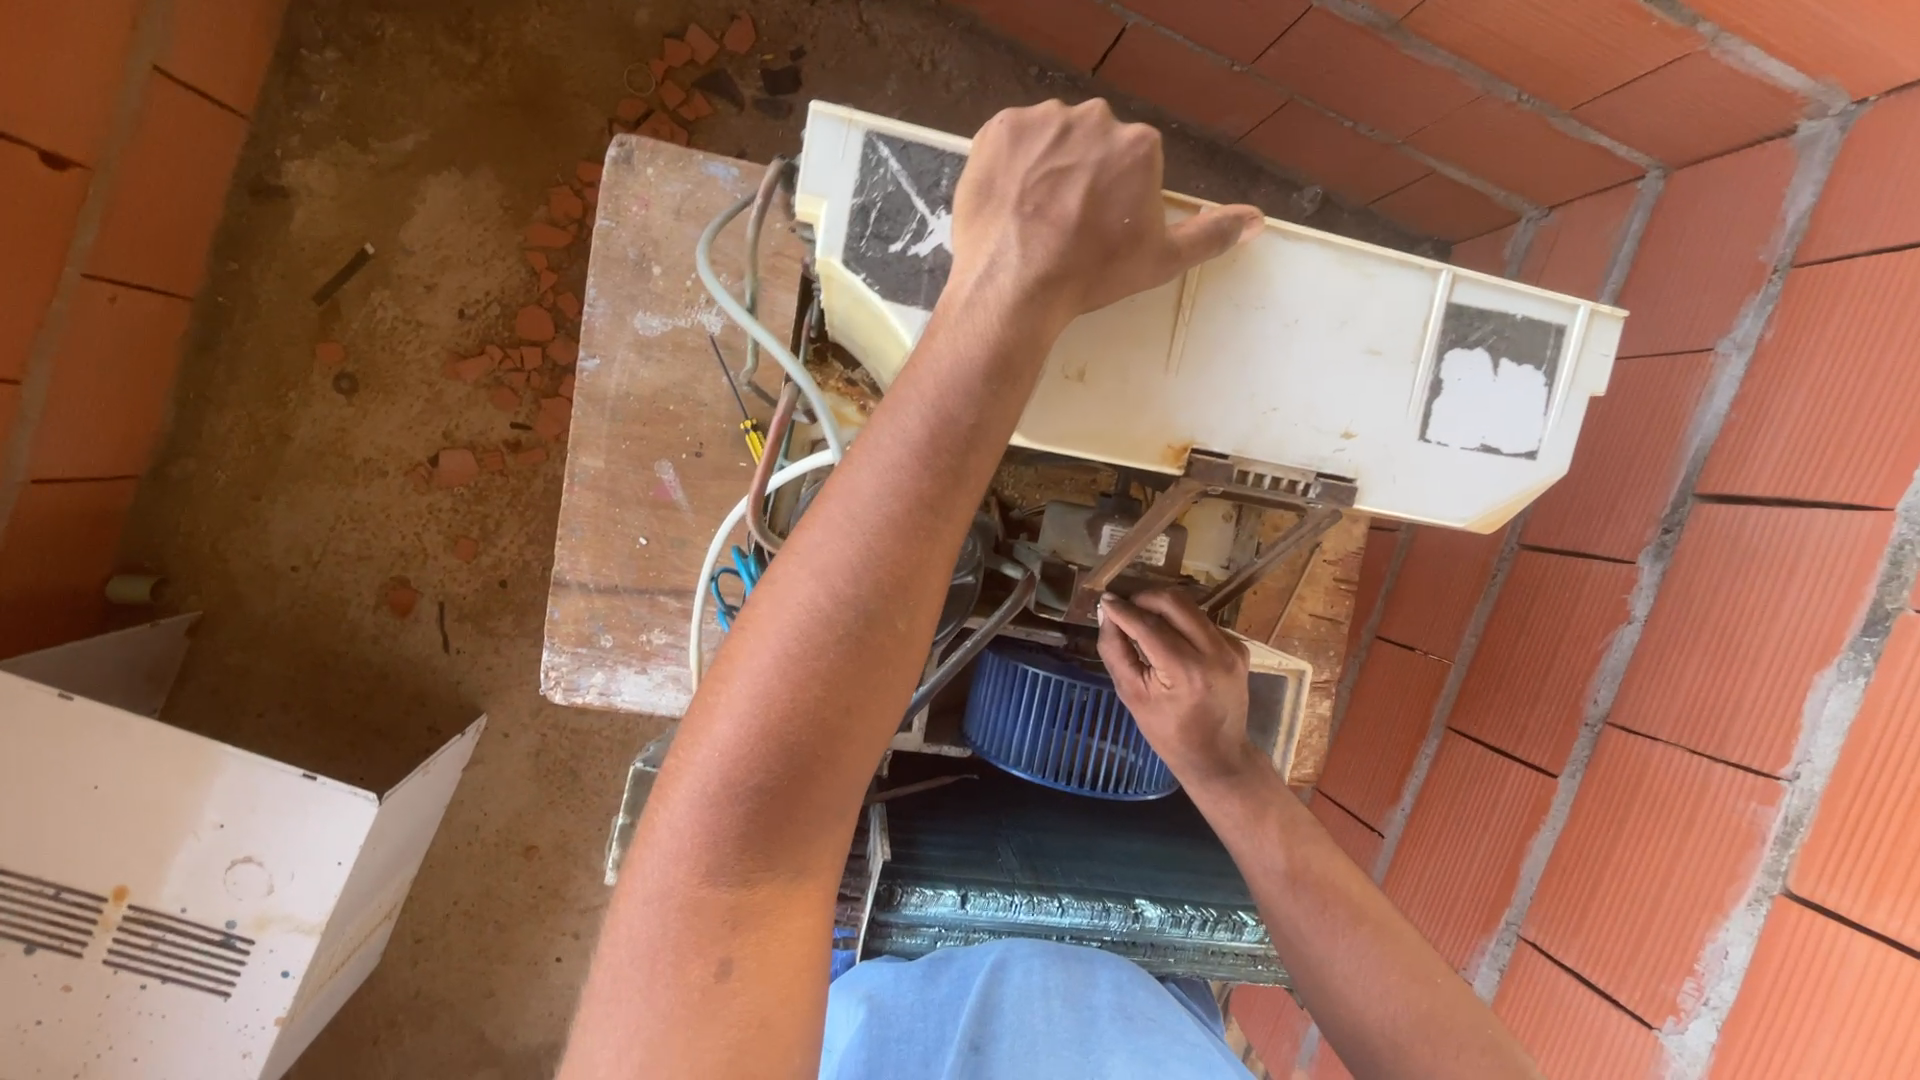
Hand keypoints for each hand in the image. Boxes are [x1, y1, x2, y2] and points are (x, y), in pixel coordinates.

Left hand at [951, 99, 1263, 331]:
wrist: (1016, 285)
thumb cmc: (1091, 275)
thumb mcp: (1161, 260)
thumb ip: (1211, 234)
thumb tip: (1256, 220)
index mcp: (1139, 145)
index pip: (1128, 164)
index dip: (1110, 199)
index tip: (1094, 228)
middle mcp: (1095, 119)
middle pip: (1089, 147)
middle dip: (1079, 179)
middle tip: (1061, 225)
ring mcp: (1043, 121)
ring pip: (1049, 141)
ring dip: (1043, 170)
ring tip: (1031, 217)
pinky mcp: (997, 129)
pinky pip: (1009, 141)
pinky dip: (1008, 167)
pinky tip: (1008, 202)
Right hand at [1095, 588, 1260, 787]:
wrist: (1218, 755)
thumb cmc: (1168, 732)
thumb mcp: (1131, 695)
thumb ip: (1115, 650)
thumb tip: (1107, 613)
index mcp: (1186, 671)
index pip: (1148, 625)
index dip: (1123, 609)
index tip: (1105, 598)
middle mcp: (1214, 652)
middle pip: (1173, 602)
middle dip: (1143, 597)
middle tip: (1123, 605)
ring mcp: (1231, 647)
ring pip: (1189, 606)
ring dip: (1160, 606)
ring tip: (1140, 618)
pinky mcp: (1238, 646)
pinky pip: (1201, 620)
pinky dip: (1179, 621)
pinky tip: (1168, 639)